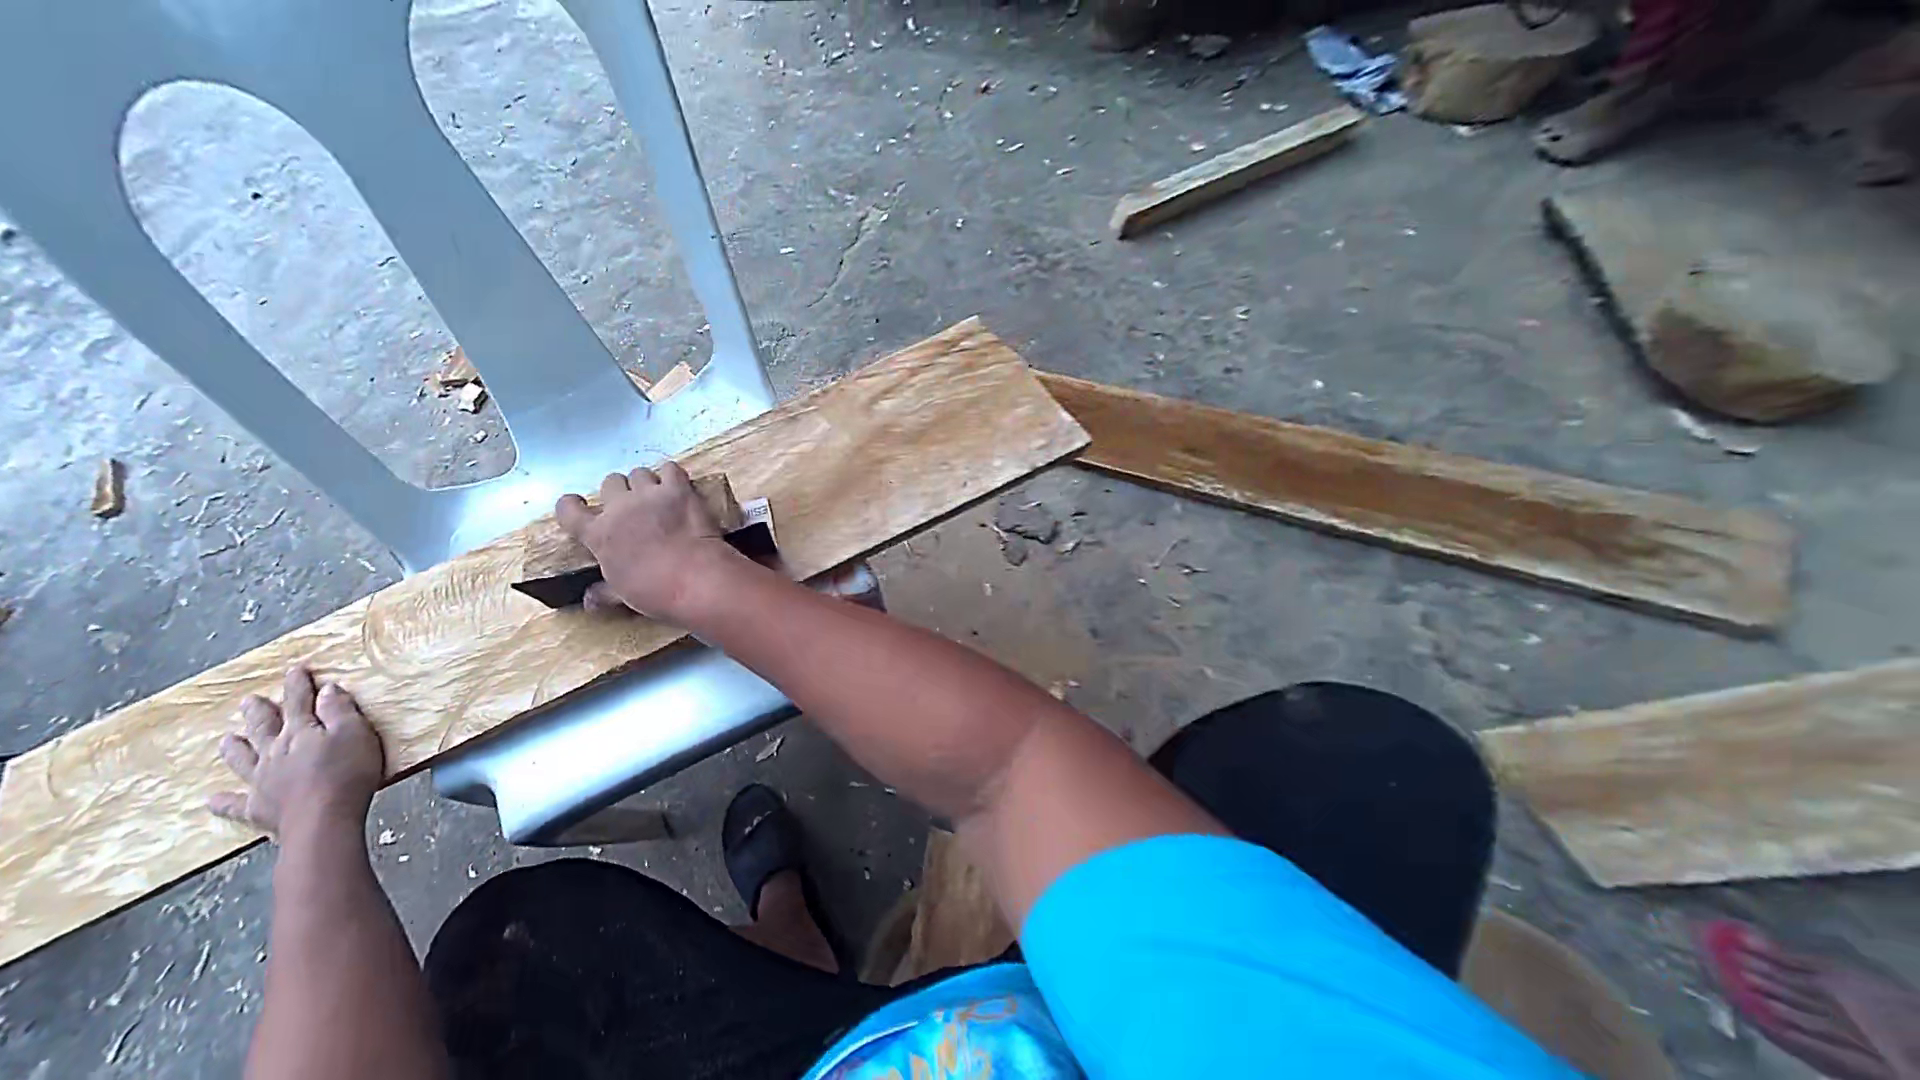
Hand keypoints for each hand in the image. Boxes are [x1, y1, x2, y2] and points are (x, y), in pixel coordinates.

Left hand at [208, 666, 384, 839]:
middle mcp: (274, 753)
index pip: (299, 702)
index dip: (298, 684)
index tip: (295, 670)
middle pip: (264, 728)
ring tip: (227, 739)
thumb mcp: (355, 733)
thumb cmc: (347, 772)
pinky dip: (222, 801)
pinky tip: (212, 800)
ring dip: (235, 748)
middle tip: (248, 701)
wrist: (322, 819)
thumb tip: (327, 690)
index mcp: (300, 733)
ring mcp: (261, 781)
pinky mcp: (257, 808)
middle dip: (258, 712)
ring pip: (243, 760)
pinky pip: (234, 804)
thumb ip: (339, 711)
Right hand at [555, 462, 743, 621]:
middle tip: (633, 507)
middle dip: (620, 492)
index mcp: (598, 534)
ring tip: (658, 498)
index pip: (568, 510)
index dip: (572, 506)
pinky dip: (673, 476)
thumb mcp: (622, 595)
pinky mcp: (678, 490)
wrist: (694, 578)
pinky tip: (679, 487)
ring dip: (646, 483)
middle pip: (610, 482)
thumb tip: (588, 601)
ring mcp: (649, 495)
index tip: (579, 507)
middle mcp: (619, 508)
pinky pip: (670, 469)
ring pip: (639, 473)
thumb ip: (604, 593)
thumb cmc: (654, 591)